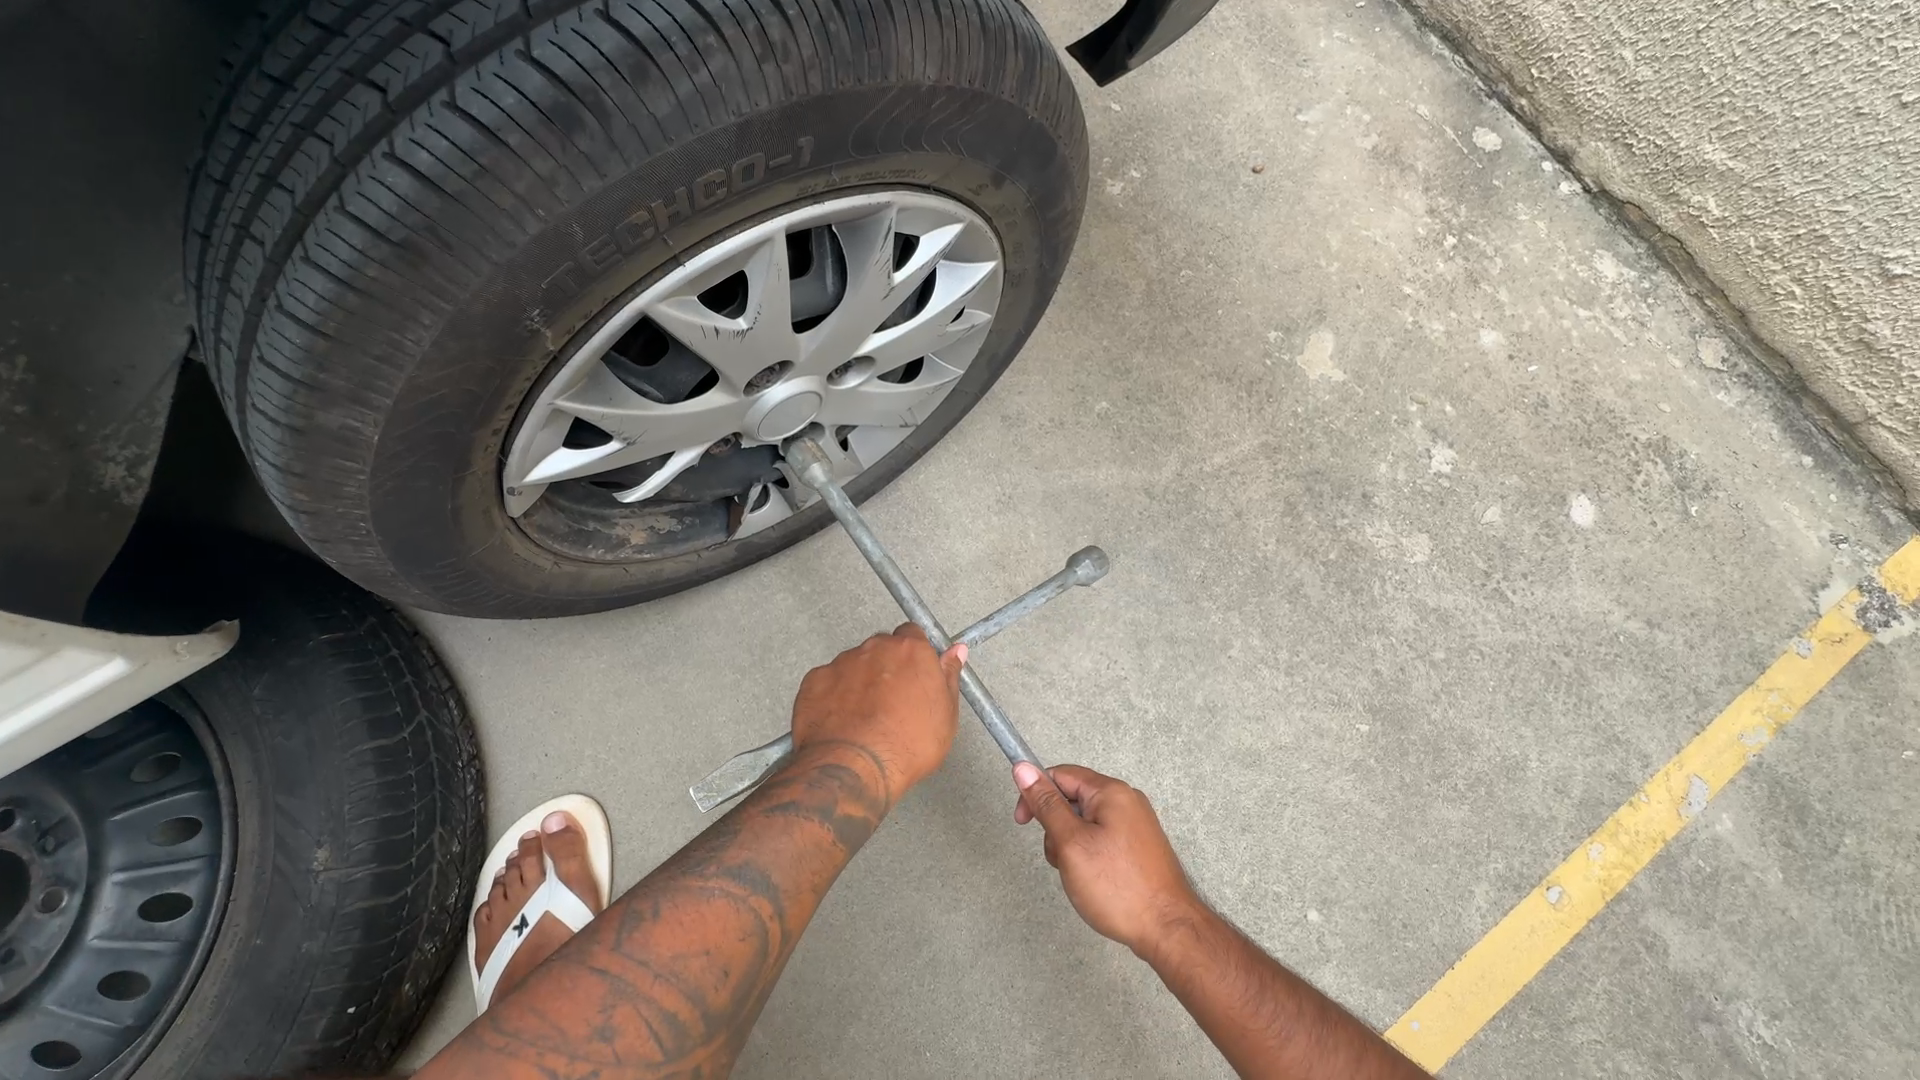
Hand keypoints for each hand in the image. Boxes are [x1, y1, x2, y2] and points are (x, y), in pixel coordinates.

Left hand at [790, 625, 965, 800]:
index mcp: (910, 651)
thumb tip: (955, 653)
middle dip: (886, 668)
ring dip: (859, 683)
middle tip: (892, 702)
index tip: (915, 672)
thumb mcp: (946, 716)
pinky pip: (827, 682)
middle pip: (882, 648)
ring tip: (865, 718)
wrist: (855, 767)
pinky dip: (833, 697)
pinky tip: (842, 722)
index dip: (914, 654)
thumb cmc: (904, 745)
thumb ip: (949, 676)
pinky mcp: (815, 681)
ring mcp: (842, 663)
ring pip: (853, 665)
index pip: (913, 634)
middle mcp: (875, 649)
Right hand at [1013, 763, 1203, 954]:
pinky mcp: (1138, 846)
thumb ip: (1046, 804)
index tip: (1023, 820)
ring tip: (1081, 875)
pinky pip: (1101, 839)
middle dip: (1056, 829)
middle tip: (1062, 858)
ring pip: (1085, 823)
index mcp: (1111, 792)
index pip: (1061, 775)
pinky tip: (1094, 881)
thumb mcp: (1070, 843)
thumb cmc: (1120, 889)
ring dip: (1071, 846)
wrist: (1167, 929)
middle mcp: (1126, 801)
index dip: (1036, 794)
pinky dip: (1089, 856)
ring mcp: (1135, 824)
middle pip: (1073, 800)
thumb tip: (1024, 770)